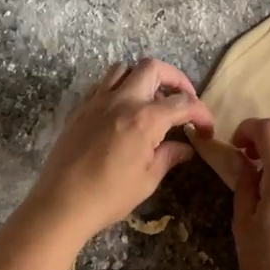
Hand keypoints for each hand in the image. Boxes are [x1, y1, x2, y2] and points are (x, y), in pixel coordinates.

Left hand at [25, 58, 215, 243]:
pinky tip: (122, 108)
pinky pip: (103, 83)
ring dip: (143, 77)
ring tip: (151, 99)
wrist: (62, 202)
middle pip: (153, 67)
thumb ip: (168, 156)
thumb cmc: (109, 195)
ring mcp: (99, 100)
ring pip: (125, 69)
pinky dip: (119, 86)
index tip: (207, 129)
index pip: (183, 103)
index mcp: (145, 118)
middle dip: (175, 78)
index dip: (201, 113)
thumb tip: (186, 148)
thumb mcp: (147, 179)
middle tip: (182, 99)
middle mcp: (123, 100)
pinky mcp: (81, 107)